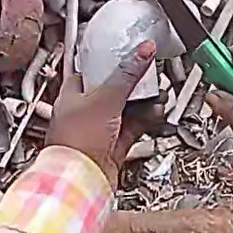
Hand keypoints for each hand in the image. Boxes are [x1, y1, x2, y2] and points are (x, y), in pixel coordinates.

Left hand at [48, 40, 154, 180]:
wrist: (81, 180)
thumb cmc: (76, 141)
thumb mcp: (105, 99)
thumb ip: (126, 74)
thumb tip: (141, 51)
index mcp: (72, 95)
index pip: (91, 71)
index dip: (110, 62)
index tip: (129, 55)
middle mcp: (84, 112)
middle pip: (113, 90)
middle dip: (134, 84)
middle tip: (151, 76)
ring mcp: (99, 130)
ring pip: (126, 110)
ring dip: (144, 102)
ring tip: (159, 94)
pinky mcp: (112, 146)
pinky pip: (133, 128)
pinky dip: (146, 120)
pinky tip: (156, 112)